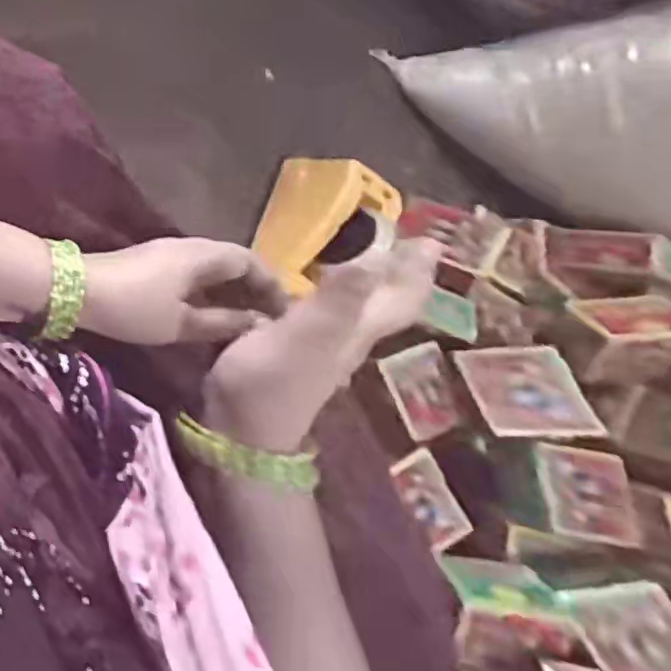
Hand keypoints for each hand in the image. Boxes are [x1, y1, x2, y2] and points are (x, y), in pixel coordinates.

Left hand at [79, 238, 291, 345]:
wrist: (73, 289)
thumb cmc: (132, 306)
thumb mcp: (181, 323)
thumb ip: (222, 323)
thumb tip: (257, 324)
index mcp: (201, 255)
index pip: (250, 260)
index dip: (272, 285)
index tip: (286, 313)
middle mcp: (186, 247)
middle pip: (230, 262)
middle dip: (252, 289)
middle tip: (267, 321)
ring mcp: (164, 254)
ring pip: (208, 269)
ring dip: (227, 292)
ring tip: (242, 324)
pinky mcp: (147, 264)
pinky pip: (189, 274)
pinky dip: (205, 292)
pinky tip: (207, 316)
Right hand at [201, 238, 443, 451]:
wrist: (241, 430)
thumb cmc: (270, 380)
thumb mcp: (303, 337)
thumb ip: (336, 300)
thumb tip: (376, 257)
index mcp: (353, 330)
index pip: (398, 297)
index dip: (414, 269)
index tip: (429, 239)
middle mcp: (343, 338)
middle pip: (381, 303)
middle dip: (395, 273)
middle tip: (403, 244)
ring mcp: (316, 348)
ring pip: (351, 309)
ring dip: (361, 283)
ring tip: (358, 258)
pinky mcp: (286, 351)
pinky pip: (316, 315)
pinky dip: (321, 296)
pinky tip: (303, 290)